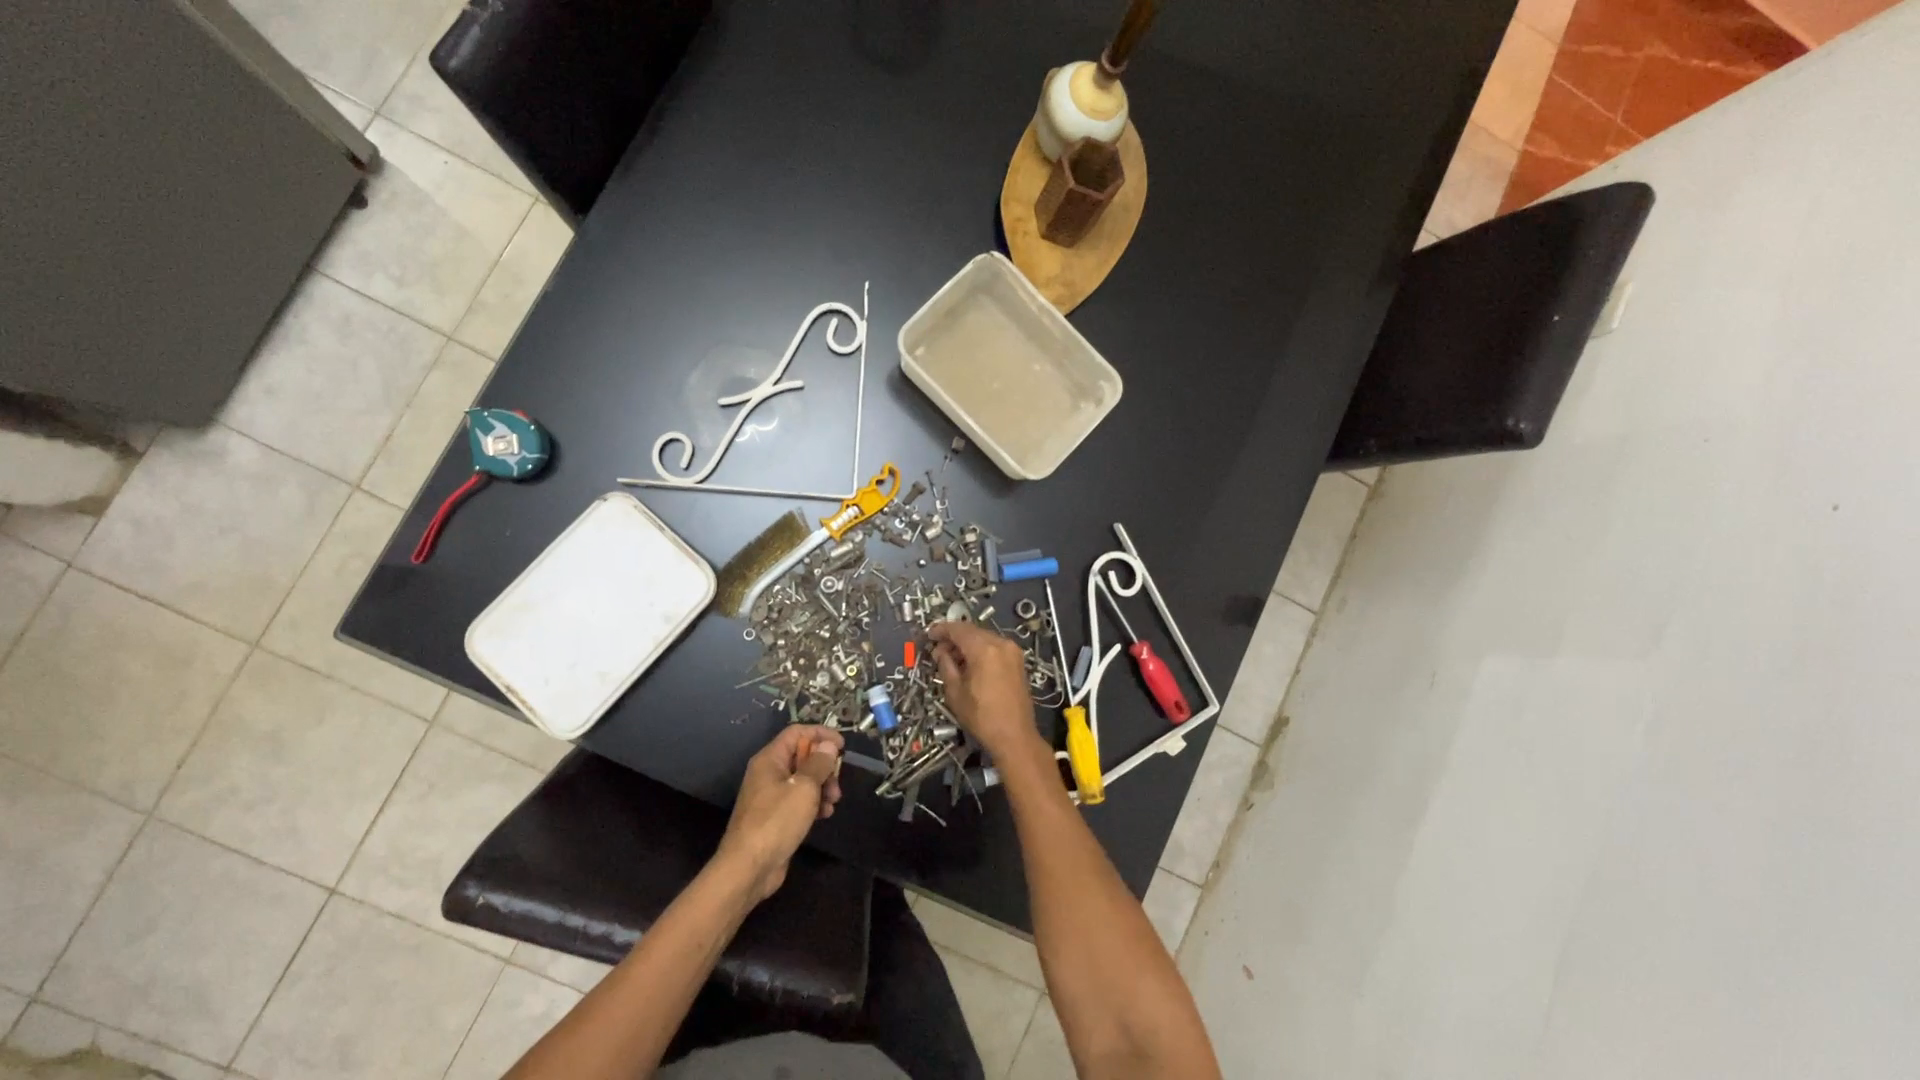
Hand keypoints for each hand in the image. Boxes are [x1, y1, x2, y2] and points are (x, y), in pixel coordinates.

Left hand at [718, 725, 843, 902]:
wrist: (749, 867)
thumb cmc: (776, 821)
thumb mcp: (804, 788)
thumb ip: (819, 763)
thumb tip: (828, 744)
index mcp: (770, 759)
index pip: (797, 733)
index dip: (821, 734)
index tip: (842, 747)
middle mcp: (769, 773)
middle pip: (802, 756)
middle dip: (824, 766)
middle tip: (837, 782)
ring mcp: (771, 796)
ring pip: (803, 780)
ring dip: (823, 787)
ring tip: (833, 802)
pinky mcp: (776, 817)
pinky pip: (799, 800)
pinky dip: (814, 804)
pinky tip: (824, 815)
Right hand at [929, 619, 1038, 756]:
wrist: (1014, 736)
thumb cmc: (982, 717)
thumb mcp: (955, 692)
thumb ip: (945, 665)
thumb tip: (940, 651)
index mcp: (985, 649)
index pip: (958, 630)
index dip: (941, 630)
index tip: (928, 636)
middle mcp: (1001, 644)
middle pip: (972, 632)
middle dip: (953, 638)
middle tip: (937, 650)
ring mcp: (1013, 652)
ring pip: (984, 638)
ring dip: (966, 644)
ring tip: (951, 659)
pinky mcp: (1018, 661)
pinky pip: (994, 648)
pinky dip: (980, 650)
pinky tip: (969, 664)